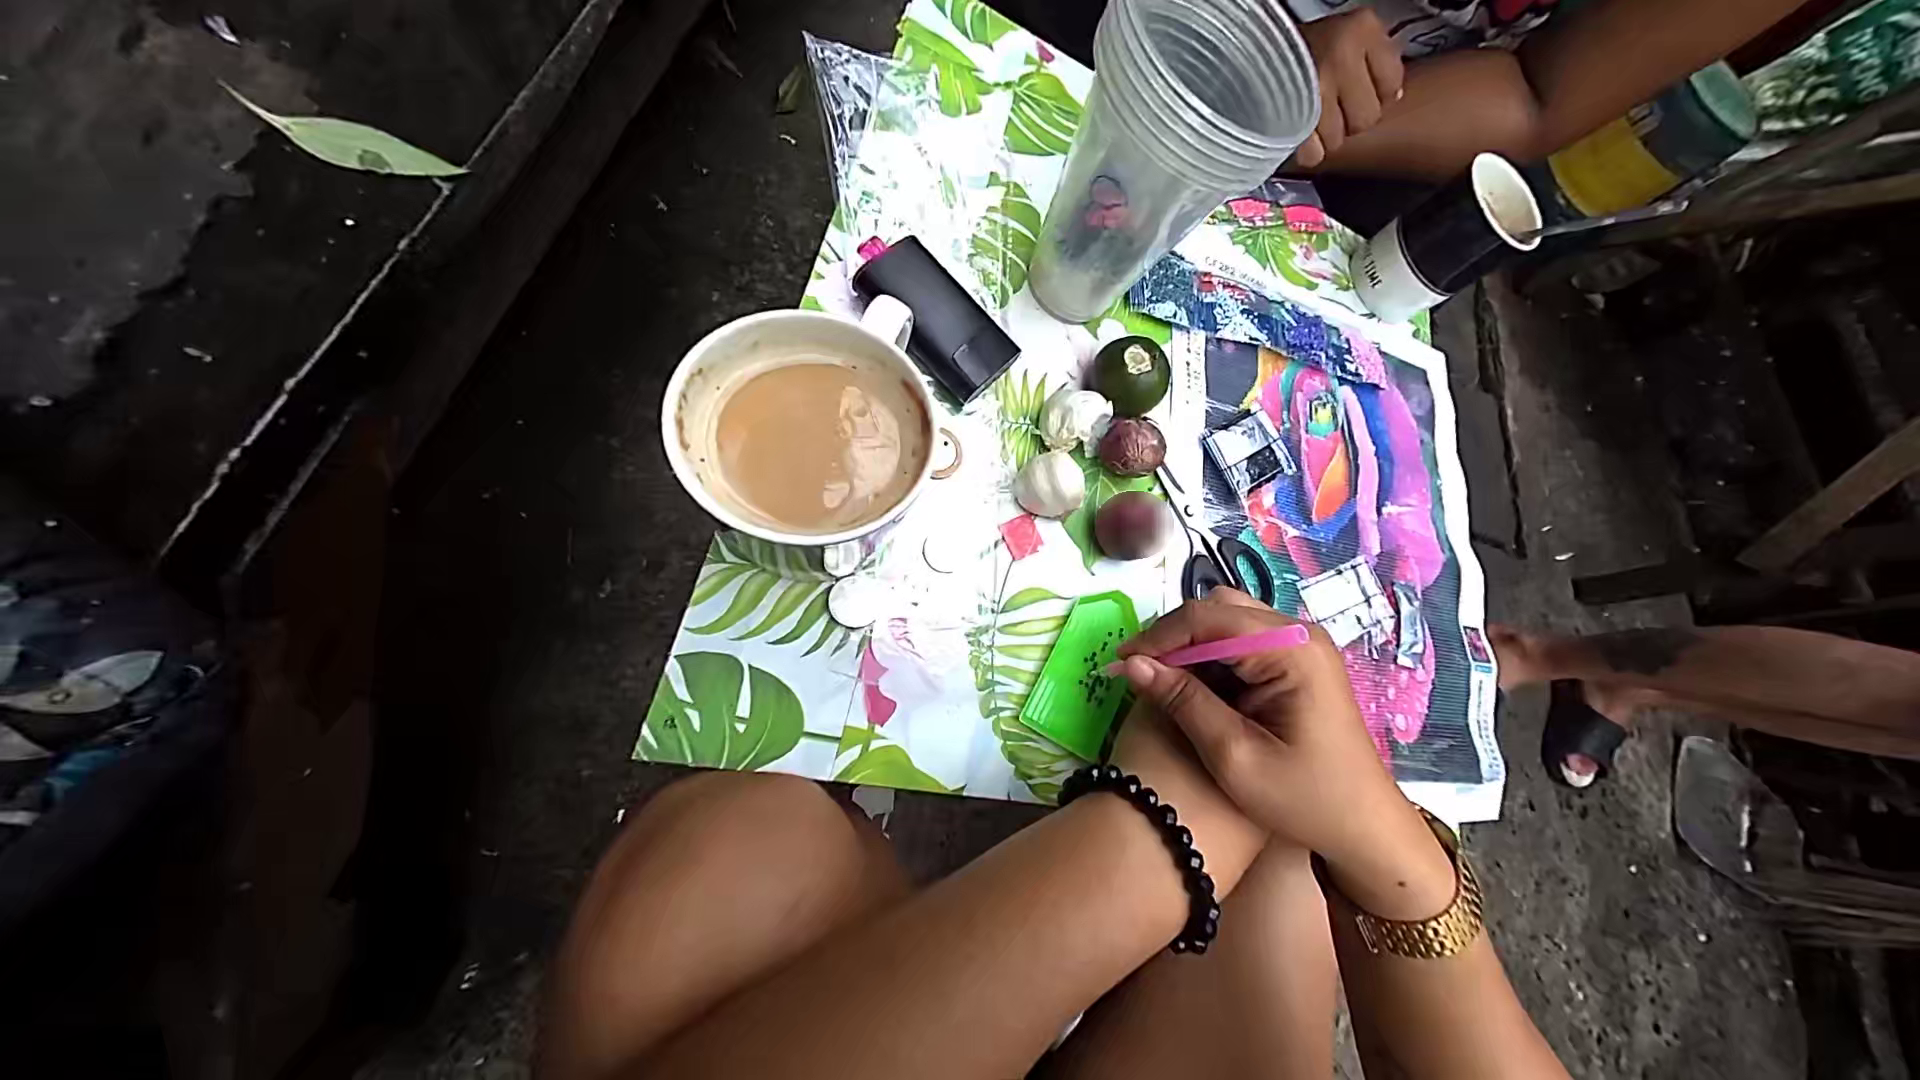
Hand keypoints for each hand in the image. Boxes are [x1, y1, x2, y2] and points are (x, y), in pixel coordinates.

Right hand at [1115, 589, 1452, 917]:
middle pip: (1216, 609)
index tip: (1120, 665)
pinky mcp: (1295, 659)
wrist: (1365, 828)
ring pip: (1224, 620)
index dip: (1157, 637)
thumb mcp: (1233, 755)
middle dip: (1172, 637)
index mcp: (1290, 650)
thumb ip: (1182, 701)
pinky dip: (1209, 656)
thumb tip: (1131, 664)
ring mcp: (1299, 644)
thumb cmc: (1305, 799)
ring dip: (1189, 645)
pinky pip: (1239, 639)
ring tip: (1165, 681)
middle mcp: (1298, 633)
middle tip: (1141, 673)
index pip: (1206, 618)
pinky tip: (1197, 687)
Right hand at [1293, 9, 1404, 168]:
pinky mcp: (1291, 121)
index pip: (1392, 84)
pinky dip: (1307, 151)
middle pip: (1366, 118)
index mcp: (1360, 28)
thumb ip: (1374, 60)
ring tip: (1310, 119)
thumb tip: (1394, 98)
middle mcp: (1340, 55)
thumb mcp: (1345, 33)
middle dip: (1349, 121)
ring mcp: (1313, 90)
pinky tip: (1299, 135)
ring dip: (1324, 137)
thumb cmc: (1295, 50)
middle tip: (1329, 109)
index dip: (1376, 96)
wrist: (1247, 59)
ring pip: (1338, 139)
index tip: (1356, 92)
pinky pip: (1313, 154)